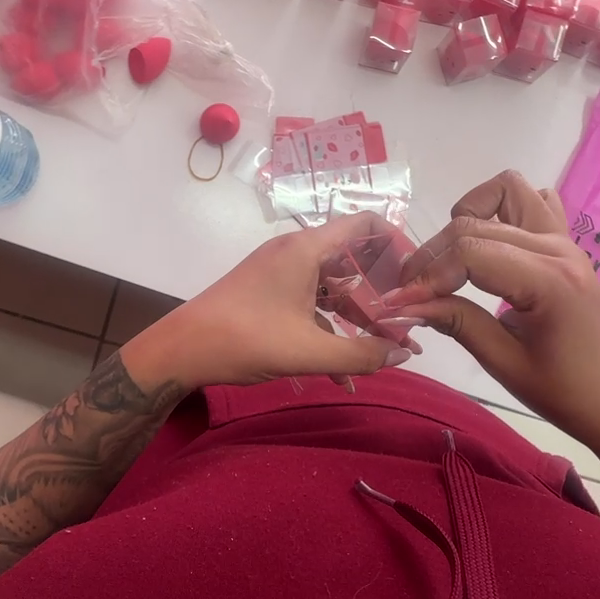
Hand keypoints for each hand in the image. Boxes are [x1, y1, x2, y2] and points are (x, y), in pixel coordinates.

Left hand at [125, 212, 418, 391]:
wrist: (182, 350)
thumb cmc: (246, 339)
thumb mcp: (309, 351)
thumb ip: (362, 353)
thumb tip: (405, 353)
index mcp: (306, 248)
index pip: (364, 223)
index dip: (397, 243)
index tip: (417, 274)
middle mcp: (294, 252)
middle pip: (352, 260)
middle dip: (382, 292)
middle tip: (408, 320)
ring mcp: (279, 273)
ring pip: (332, 288)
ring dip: (356, 319)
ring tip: (383, 349)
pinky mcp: (268, 294)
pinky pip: (309, 306)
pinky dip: (327, 332)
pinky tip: (342, 375)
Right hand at [384, 170, 599, 458]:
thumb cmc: (561, 389)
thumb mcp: (502, 362)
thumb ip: (455, 322)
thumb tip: (403, 304)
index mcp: (550, 281)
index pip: (470, 254)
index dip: (426, 276)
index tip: (398, 303)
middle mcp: (559, 249)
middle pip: (475, 224)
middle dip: (434, 255)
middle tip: (411, 291)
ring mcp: (564, 240)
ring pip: (506, 190)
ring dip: (468, 216)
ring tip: (451, 259)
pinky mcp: (562, 242)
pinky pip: (531, 200)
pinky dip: (498, 210)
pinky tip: (484, 247)